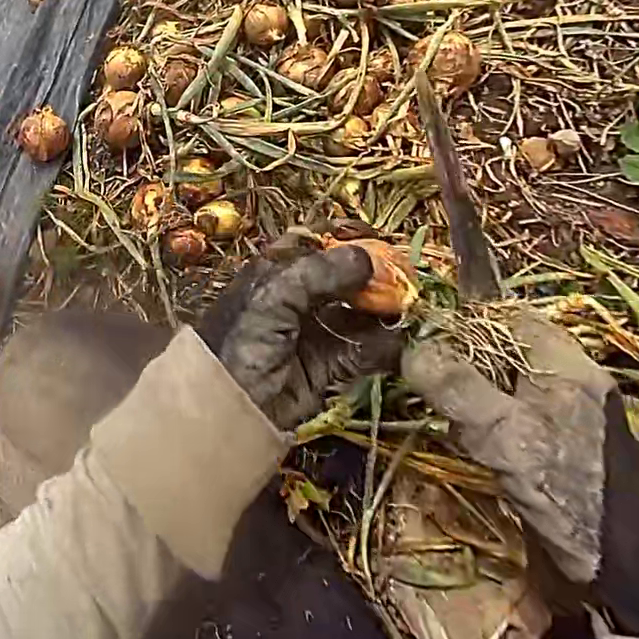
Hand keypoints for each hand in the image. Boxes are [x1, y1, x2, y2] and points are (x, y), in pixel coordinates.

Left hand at [198, 234, 399, 429]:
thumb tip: (367, 258)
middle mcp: (301, 293)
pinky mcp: (329, 364)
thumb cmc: (243, 335)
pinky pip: (364, 349)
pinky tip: (402, 339)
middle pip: (347, 276)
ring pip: (360, 311)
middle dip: (377, 276)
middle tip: (407, 277)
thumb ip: (320, 272)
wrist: (227, 400)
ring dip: (385, 309)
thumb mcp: (274, 293)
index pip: (320, 241)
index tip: (382, 240)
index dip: (350, 238)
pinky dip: (385, 345)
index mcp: (280, 267)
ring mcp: (317, 328)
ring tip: (411, 306)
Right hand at [402, 312, 638, 634]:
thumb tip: (411, 350)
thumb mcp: (506, 435)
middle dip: (462, 368)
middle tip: (444, 396)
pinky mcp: (560, 435)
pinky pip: (510, 408)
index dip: (458, 324)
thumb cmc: (570, 490)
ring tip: (466, 430)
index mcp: (563, 358)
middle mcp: (567, 371)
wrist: (629, 568)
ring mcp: (565, 405)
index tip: (429, 349)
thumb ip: (457, 388)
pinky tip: (483, 448)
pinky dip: (489, 422)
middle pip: (495, 345)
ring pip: (499, 378)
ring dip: (473, 400)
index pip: (500, 313)